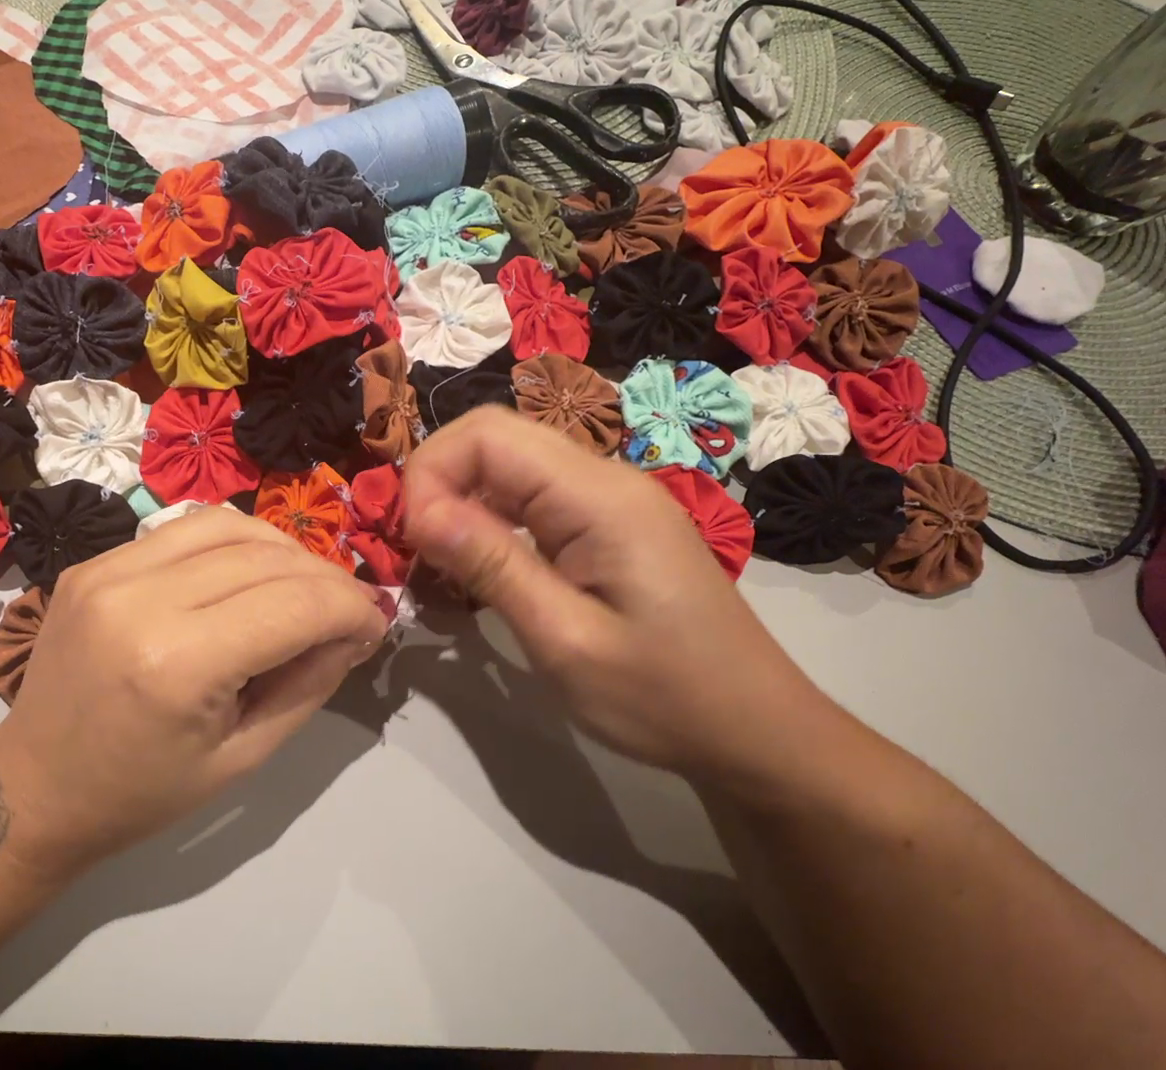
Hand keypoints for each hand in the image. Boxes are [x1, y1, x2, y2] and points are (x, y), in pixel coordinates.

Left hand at [0, 507, 388, 879]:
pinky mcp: (91, 564)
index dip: (352, 608)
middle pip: (266, 556)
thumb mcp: (242, 758)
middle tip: (349, 611)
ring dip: (282, 551)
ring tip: (303, 588)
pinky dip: (231, 546)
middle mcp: (140, 598)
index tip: (375, 627)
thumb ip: (307, 684)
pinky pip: (181, 532)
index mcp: (178, 663)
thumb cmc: (140, 793)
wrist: (33, 787)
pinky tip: (246, 577)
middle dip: (326, 578)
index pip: (296, 604)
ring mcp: (107, 571)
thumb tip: (354, 628)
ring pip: (227, 525)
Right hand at [402, 407, 834, 785]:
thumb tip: (418, 512)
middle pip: (495, 438)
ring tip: (440, 566)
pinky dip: (488, 520)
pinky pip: (530, 497)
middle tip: (418, 554)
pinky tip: (478, 568)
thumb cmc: (662, 697)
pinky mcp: (606, 526)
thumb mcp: (564, 640)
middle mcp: (605, 480)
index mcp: (600, 498)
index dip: (432, 473)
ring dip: (459, 502)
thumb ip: (492, 566)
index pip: (488, 435)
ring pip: (508, 466)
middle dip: (438, 483)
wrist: (754, 730)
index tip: (411, 542)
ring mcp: (609, 501)